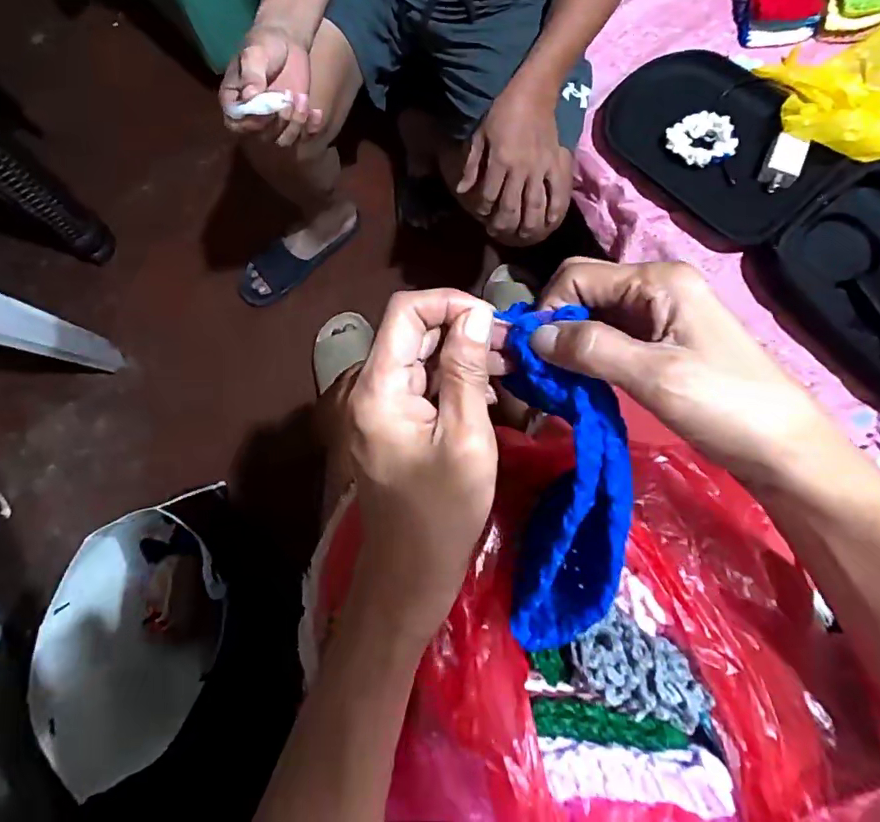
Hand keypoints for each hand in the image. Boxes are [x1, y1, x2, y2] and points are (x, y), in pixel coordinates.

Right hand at [220, 21, 323, 146]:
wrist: (287, 42)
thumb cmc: (264, 46)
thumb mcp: (254, 55)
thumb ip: (251, 75)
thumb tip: (249, 96)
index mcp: (234, 101)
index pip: (235, 124)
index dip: (251, 123)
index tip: (267, 107)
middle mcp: (252, 117)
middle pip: (262, 136)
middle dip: (279, 120)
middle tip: (289, 95)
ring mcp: (273, 121)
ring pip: (283, 140)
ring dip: (296, 124)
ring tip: (302, 99)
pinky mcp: (293, 121)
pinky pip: (303, 136)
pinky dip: (311, 127)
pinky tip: (316, 112)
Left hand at [336, 290, 500, 631]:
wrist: (409, 577)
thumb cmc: (442, 514)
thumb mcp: (466, 438)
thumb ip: (465, 370)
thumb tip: (475, 314)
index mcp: (377, 388)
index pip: (405, 311)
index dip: (450, 302)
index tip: (494, 321)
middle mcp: (367, 388)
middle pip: (413, 332)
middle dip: (462, 329)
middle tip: (512, 347)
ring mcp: (376, 407)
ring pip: (420, 356)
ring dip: (462, 354)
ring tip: (511, 366)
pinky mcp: (390, 423)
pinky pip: (421, 385)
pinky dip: (453, 380)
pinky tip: (492, 390)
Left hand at [458, 77, 570, 245]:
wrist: (534, 93)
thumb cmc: (502, 111)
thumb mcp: (479, 135)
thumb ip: (471, 165)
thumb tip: (462, 191)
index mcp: (500, 161)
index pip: (490, 196)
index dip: (485, 210)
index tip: (483, 215)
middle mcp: (521, 169)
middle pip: (512, 208)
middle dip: (503, 226)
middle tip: (499, 234)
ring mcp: (542, 169)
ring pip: (535, 207)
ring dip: (528, 227)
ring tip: (523, 237)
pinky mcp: (559, 165)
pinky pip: (559, 194)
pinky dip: (555, 212)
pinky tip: (550, 224)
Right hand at [528, 259, 854, 491]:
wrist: (786, 451)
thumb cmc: (726, 406)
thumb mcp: (655, 376)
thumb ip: (592, 349)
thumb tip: (534, 336)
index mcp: (658, 280)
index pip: (577, 275)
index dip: (550, 309)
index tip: (536, 356)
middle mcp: (656, 286)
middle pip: (584, 293)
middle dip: (558, 328)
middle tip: (542, 373)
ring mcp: (661, 315)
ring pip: (595, 318)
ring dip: (572, 346)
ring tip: (559, 383)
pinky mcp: (663, 343)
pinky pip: (612, 339)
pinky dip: (591, 358)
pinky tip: (582, 384)